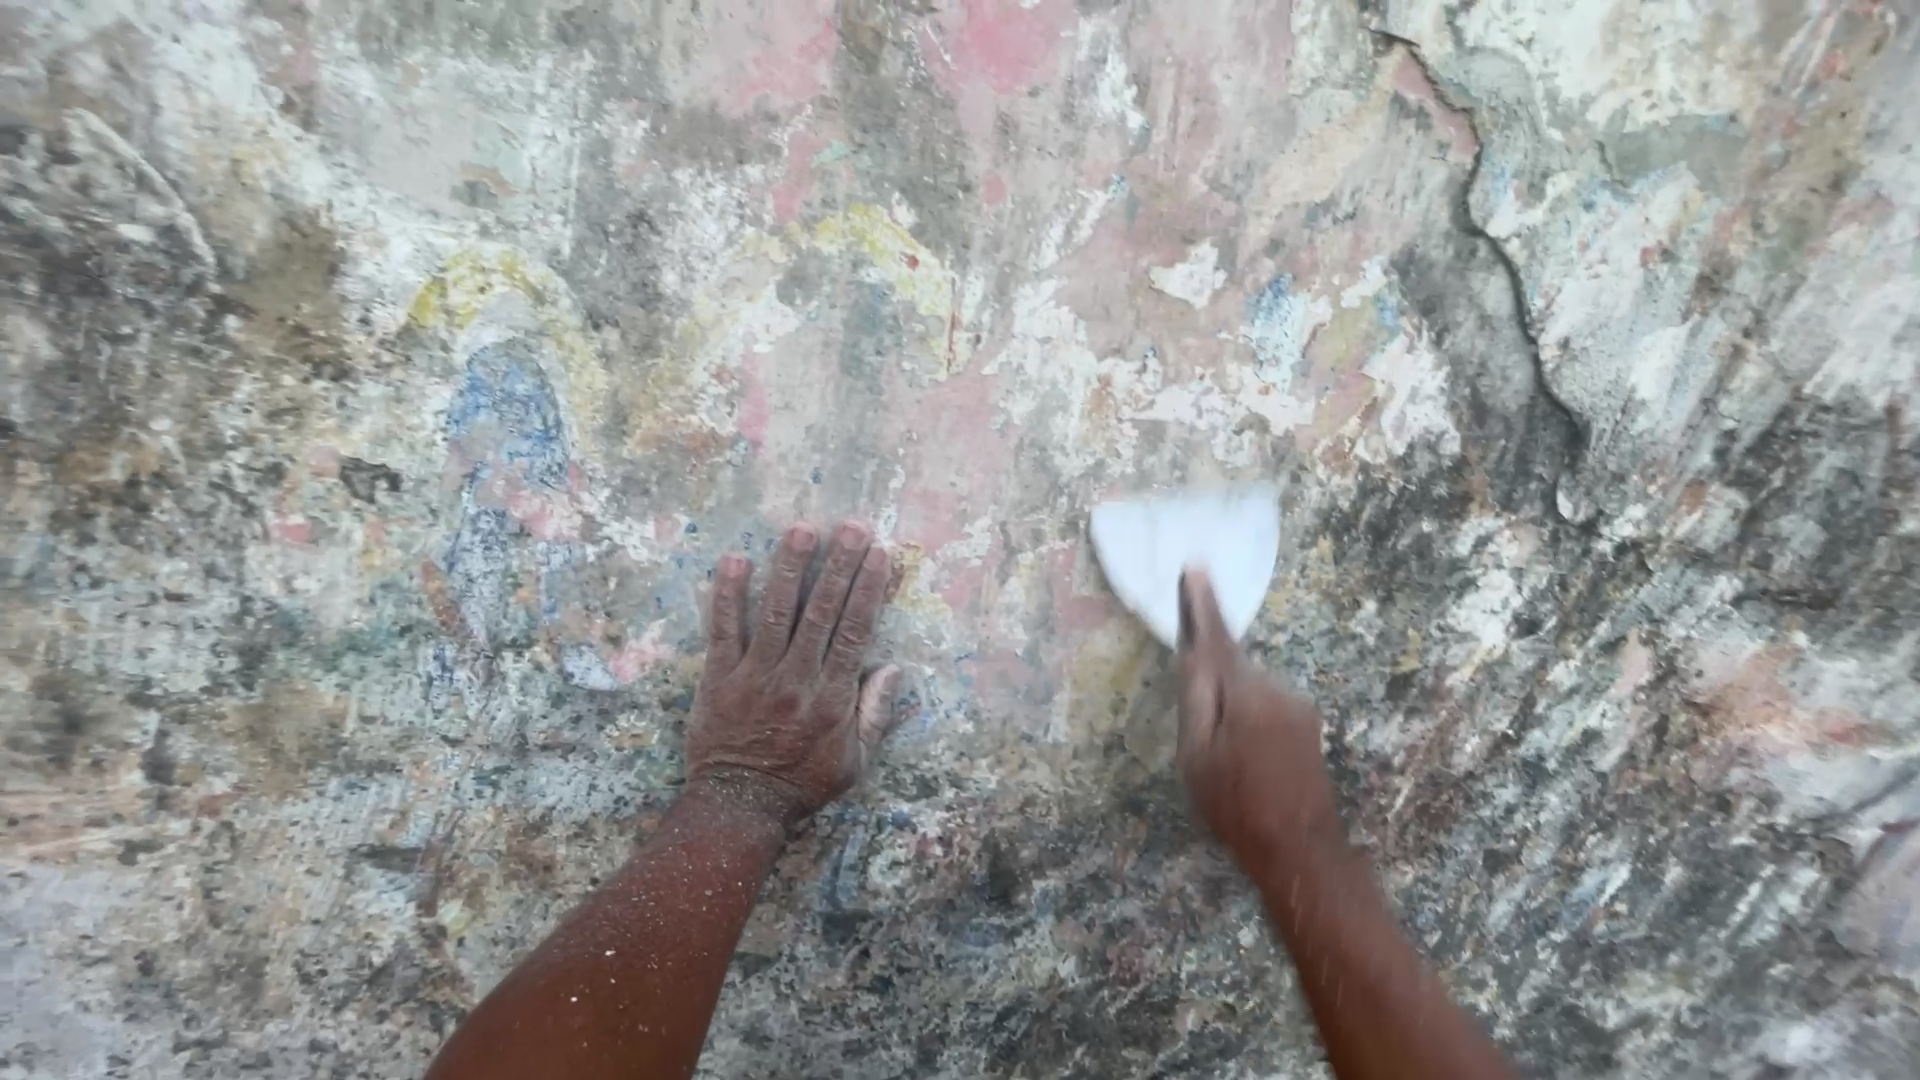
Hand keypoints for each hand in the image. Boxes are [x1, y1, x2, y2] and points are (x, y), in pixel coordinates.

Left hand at [686, 521, 901, 827]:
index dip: (869, 589)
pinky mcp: (718, 679)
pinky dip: (728, 596)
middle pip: (822, 613)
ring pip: (776, 613)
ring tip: (801, 529)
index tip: (880, 555)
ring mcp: (755, 676)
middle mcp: (797, 679)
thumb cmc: (803, 784)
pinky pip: (722, 631)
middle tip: (851, 527)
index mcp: (833, 698)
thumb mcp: (855, 762)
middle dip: (839, 566)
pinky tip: (736, 561)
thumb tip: (894, 667)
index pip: (855, 632)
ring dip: (790, 568)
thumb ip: (876, 714)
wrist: (738, 806)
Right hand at [1176, 569, 1341, 865]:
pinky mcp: (1307, 723)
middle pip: (1231, 665)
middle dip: (1209, 673)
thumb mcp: (1196, 755)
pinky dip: (1246, 713)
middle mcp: (1278, 689)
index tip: (1195, 566)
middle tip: (1194, 716)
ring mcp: (1298, 706)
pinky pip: (1265, 702)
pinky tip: (1242, 752)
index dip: (1202, 605)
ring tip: (1220, 751)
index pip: (1216, 639)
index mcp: (1246, 694)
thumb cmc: (1235, 806)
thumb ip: (1196, 698)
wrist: (1299, 852)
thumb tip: (1193, 652)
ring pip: (1248, 687)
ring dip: (1229, 701)